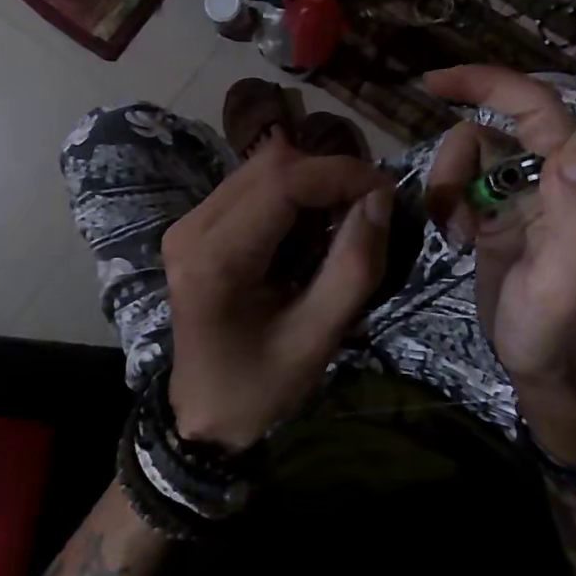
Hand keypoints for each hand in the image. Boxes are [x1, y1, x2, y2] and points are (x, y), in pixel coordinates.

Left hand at [161, 133, 393, 451]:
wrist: (203, 411)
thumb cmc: (261, 386)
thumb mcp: (318, 337)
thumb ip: (354, 266)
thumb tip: (380, 198)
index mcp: (216, 259)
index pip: (282, 182)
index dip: (340, 174)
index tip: (386, 191)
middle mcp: (192, 227)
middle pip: (271, 164)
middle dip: (329, 175)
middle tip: (369, 207)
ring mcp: (189, 222)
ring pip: (262, 167)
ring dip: (311, 182)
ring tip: (342, 219)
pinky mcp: (196, 225)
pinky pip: (252, 185)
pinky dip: (292, 194)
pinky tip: (309, 229)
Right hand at [424, 66, 575, 468]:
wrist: (539, 365)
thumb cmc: (551, 326)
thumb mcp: (564, 278)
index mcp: (572, 182)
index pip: (537, 108)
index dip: (490, 83)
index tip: (435, 83)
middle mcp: (549, 176)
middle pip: (491, 127)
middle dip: (457, 158)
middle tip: (444, 203)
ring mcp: (521, 193)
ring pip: (470, 153)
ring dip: (449, 186)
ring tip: (455, 232)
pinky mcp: (498, 211)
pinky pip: (461, 181)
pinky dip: (447, 201)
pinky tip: (456, 237)